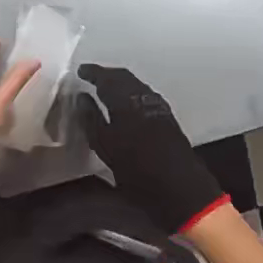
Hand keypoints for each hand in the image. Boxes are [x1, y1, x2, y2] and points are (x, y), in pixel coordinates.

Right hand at [74, 64, 226, 232]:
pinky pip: (144, 95)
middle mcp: (145, 99)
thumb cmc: (139, 175)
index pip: (107, 78)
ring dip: (120, 82)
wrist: (182, 192)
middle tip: (91, 77)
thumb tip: (82, 97)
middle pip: (124, 77)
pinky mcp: (167, 119)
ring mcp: (159, 108)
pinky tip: (124, 104)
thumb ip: (92, 120)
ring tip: (104, 89)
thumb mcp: (107, 150)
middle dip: (107, 74)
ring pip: (136, 85)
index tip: (80, 71)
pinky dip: (130, 92)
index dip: (93, 72)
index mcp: (127, 103)